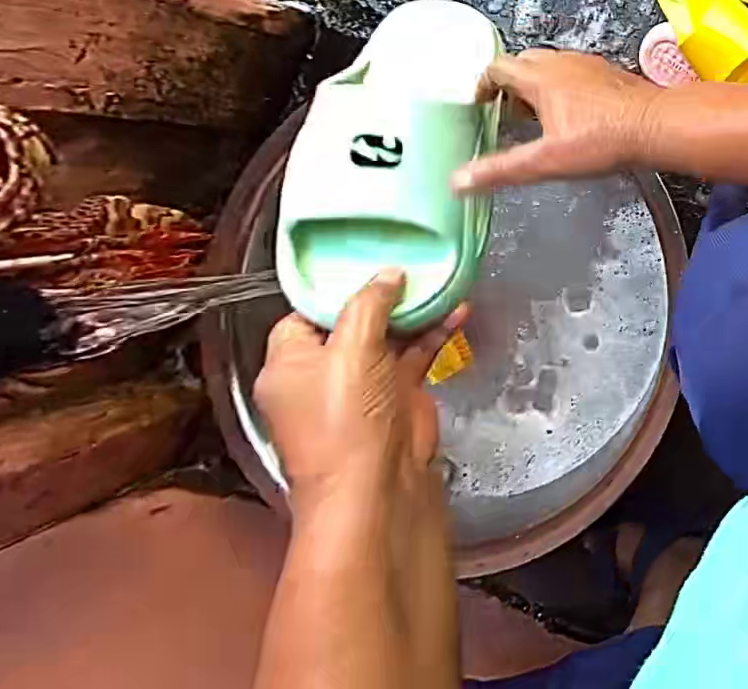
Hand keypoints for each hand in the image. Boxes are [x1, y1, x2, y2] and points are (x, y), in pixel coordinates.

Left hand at [253, 268, 464, 513]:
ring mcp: (364, 383)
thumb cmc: (344, 426)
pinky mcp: (398, 393)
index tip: (365, 260)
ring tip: (439, 282)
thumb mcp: (350, 352)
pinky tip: (456, 312)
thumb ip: (368, 305)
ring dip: (415, 311)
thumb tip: (388, 275)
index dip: (334, 288)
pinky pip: (417, 352)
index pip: (306, 312)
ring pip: (390, 334)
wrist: (379, 487)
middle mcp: (324, 372)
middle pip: (353, 319)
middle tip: (408, 265)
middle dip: (382, 295)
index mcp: (291, 363)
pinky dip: (435, 332)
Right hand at [454, 49, 660, 191]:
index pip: (498, 66)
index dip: (484, 83)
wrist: (657, 125)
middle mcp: (563, 63)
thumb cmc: (604, 139)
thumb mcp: (546, 160)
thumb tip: (459, 181)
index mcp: (540, 76)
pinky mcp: (610, 74)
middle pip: (524, 63)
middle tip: (508, 112)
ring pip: (553, 66)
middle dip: (511, 85)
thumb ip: (502, 169)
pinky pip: (578, 73)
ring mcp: (589, 65)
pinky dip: (566, 88)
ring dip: (539, 86)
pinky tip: (576, 114)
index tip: (481, 102)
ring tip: (539, 116)